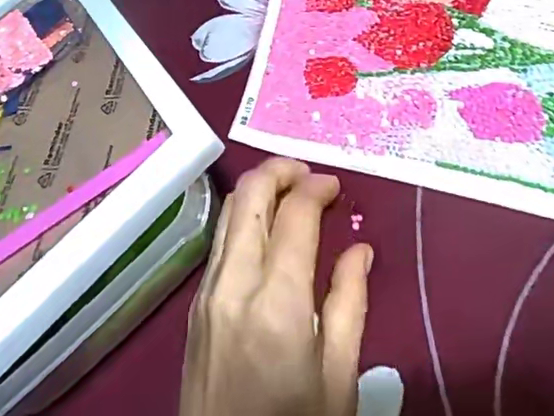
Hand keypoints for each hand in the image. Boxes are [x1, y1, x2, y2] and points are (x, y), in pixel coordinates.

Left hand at [182, 158, 372, 415]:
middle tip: (310, 176)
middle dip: (280, 171)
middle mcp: (234, 283)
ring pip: (228, 211)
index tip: (336, 186)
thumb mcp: (338, 381)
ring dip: (258, 189)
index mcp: (278, 304)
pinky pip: (219, 240)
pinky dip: (243, 217)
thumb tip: (358, 248)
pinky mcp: (195, 303)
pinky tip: (266, 228)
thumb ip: (349, 304)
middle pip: (249, 197)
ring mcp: (207, 291)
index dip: (316, 189)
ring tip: (290, 190)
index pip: (294, 216)